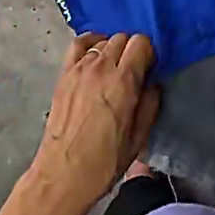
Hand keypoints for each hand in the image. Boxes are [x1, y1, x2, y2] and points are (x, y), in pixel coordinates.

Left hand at [28, 32, 159, 211]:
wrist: (62, 176)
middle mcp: (101, 68)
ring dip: (113, 50)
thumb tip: (152, 83)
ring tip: (114, 69)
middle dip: (132, 50)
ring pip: (103, 41)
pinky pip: (79, 45)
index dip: (149, 53)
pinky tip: (96, 55)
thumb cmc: (105, 161)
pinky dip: (90, 43)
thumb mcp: (140, 136)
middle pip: (123, 37)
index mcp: (124, 81)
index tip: (149, 68)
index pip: (142, 42)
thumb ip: (151, 102)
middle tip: (134, 70)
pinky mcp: (63, 76)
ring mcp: (79, 70)